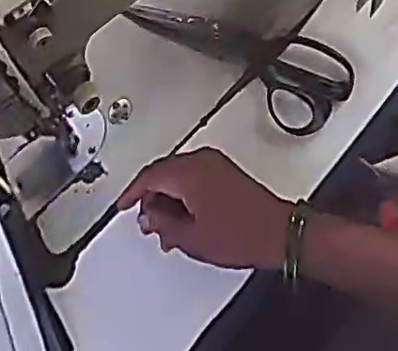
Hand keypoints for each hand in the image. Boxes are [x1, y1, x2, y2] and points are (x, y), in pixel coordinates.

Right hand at [116, 148, 293, 269]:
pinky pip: (193, 175)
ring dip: (168, 197)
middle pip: (163, 172)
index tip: (123, 203)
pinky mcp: (223, 169)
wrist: (274, 231)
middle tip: (148, 222)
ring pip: (178, 174)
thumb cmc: (241, 232)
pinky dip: (183, 193)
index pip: (150, 174)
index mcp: (190, 172)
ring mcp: (214, 163)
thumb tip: (149, 217)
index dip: (132, 191)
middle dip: (151, 197)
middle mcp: (202, 160)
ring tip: (168, 228)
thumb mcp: (191, 237)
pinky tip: (184, 218)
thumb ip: (163, 224)